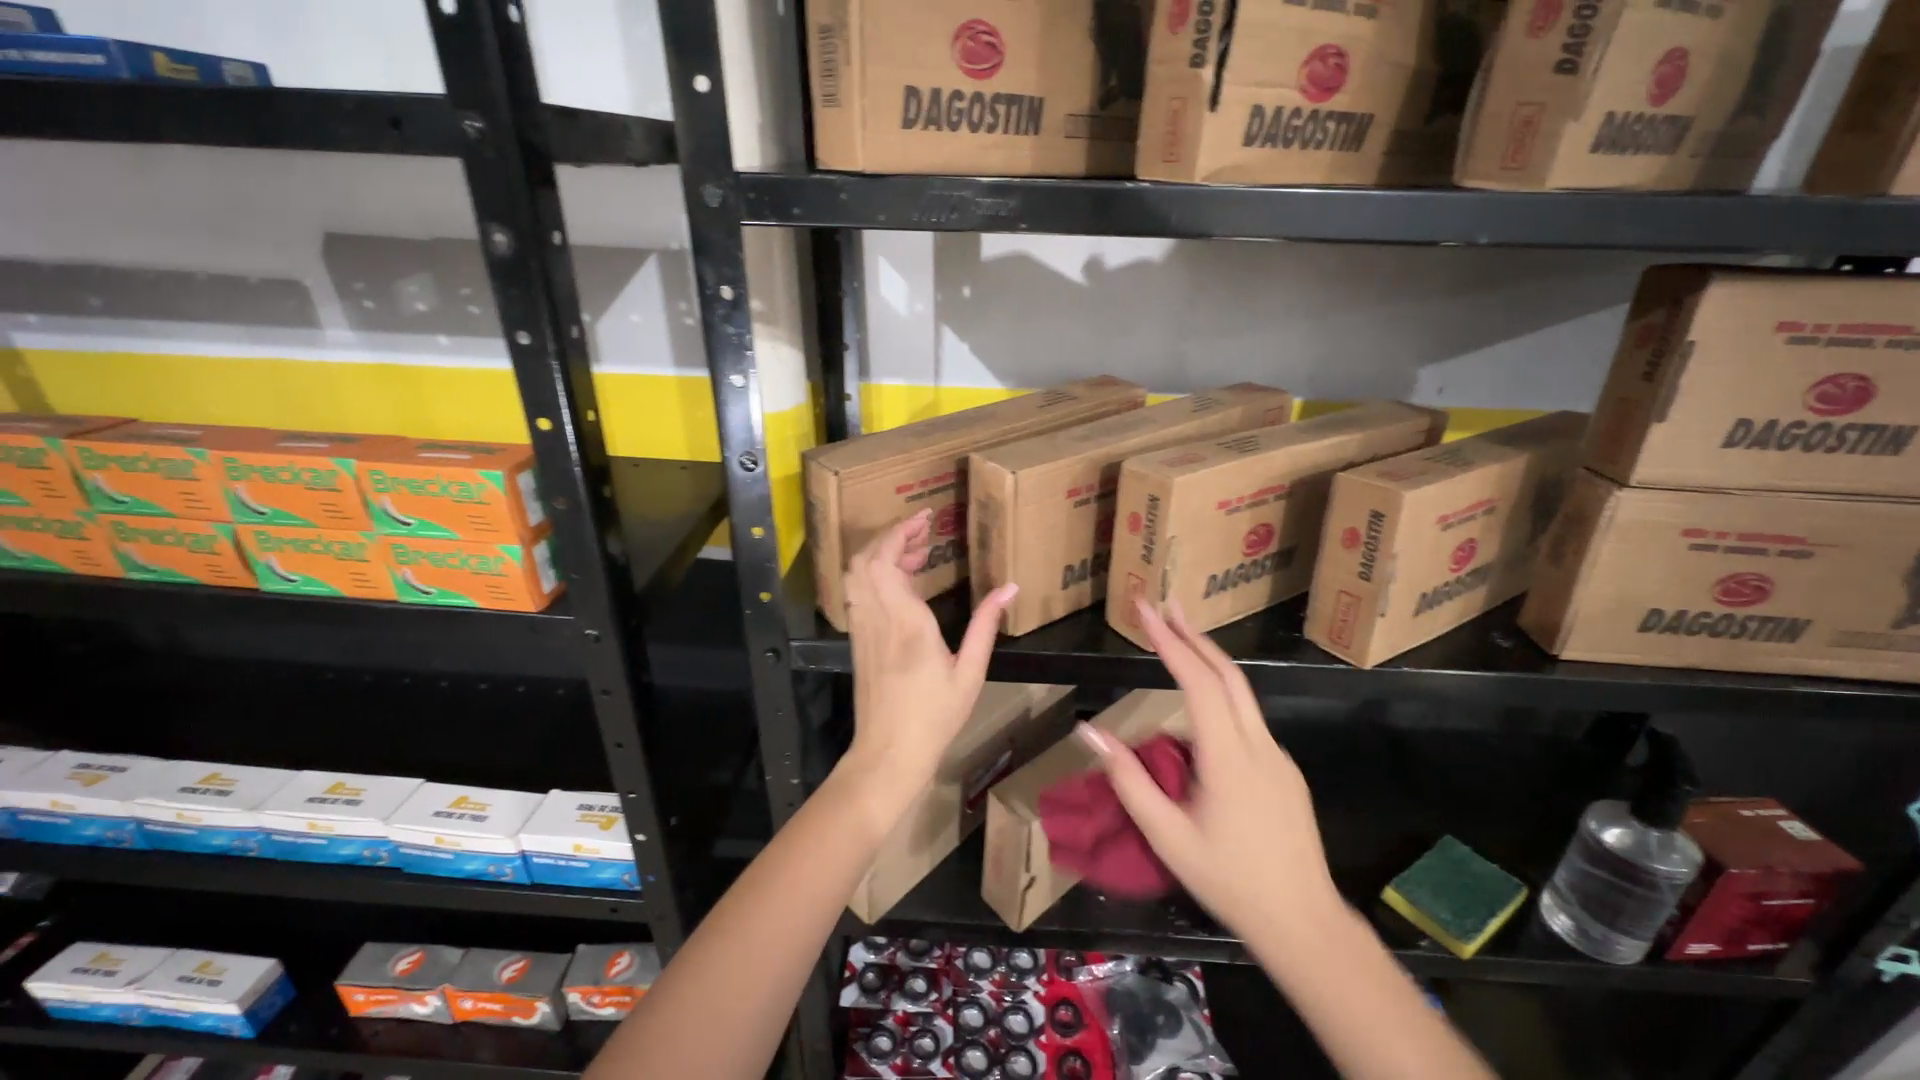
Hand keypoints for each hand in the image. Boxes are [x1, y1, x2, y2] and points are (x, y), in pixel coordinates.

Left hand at [838, 510, 1019, 817]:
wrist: (888, 752)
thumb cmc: (934, 716)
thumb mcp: (970, 673)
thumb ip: (986, 626)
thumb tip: (1009, 588)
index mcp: (906, 622)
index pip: (887, 559)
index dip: (901, 531)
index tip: (925, 517)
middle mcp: (877, 617)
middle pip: (865, 559)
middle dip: (890, 536)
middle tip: (923, 532)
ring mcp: (862, 628)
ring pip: (856, 574)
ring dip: (879, 554)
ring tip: (915, 554)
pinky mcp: (858, 641)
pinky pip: (857, 593)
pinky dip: (872, 575)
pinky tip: (900, 583)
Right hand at [1079, 598, 1340, 940]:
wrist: (1302, 919)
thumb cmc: (1228, 880)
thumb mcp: (1167, 837)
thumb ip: (1129, 781)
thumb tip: (1092, 731)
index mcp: (1230, 758)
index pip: (1199, 682)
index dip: (1171, 642)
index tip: (1146, 609)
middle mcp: (1259, 746)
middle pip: (1229, 675)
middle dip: (1194, 635)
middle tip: (1163, 605)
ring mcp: (1278, 757)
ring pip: (1243, 695)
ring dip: (1210, 661)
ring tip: (1178, 640)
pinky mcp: (1284, 772)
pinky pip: (1249, 720)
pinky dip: (1221, 694)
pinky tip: (1200, 707)